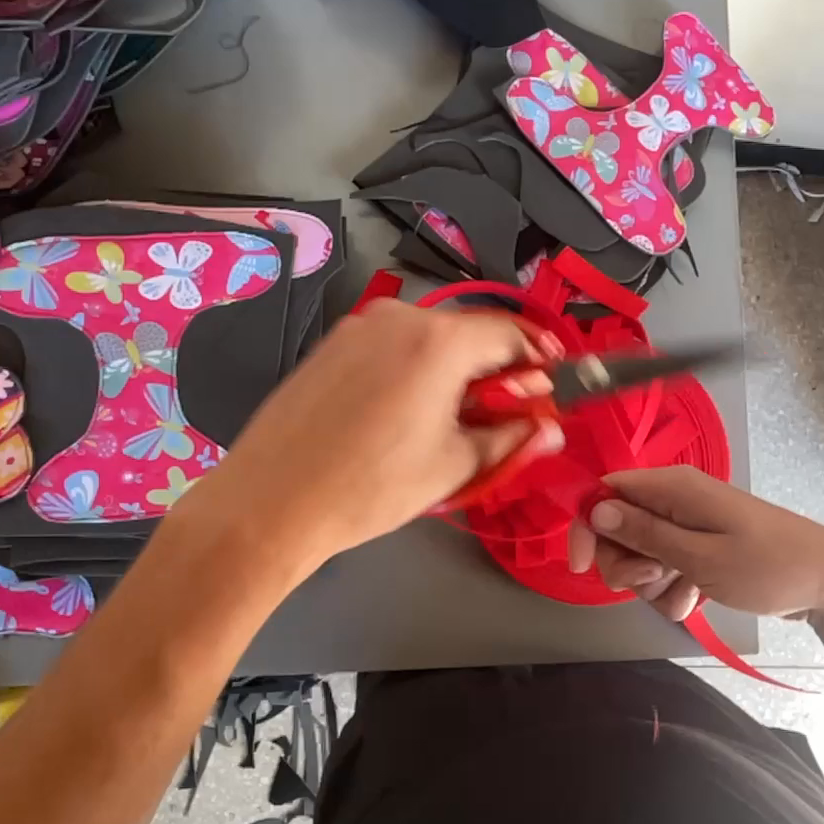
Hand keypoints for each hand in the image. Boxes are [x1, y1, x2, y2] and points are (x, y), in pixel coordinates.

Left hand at [180, 300, 562, 566]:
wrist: (269, 504)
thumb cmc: (372, 487)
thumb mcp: (456, 466)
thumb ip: (512, 438)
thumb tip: (551, 429)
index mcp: (439, 341)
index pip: (510, 334)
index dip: (540, 358)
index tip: (554, 382)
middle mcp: (400, 319)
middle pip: (469, 333)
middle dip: (499, 368)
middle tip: (512, 409)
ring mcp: (359, 328)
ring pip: (430, 340)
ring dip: (458, 370)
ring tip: (461, 418)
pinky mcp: (331, 346)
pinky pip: (394, 347)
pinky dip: (419, 370)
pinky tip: (414, 411)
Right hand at [566, 465, 823, 627]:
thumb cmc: (769, 567)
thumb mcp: (701, 556)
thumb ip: (646, 534)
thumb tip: (596, 510)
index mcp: (675, 488)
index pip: (605, 493)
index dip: (586, 527)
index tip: (581, 568)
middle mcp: (678, 500)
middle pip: (618, 528)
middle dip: (625, 562)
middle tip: (654, 580)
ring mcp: (691, 525)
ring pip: (641, 553)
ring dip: (651, 583)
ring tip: (686, 594)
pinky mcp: (702, 549)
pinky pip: (667, 568)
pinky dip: (672, 588)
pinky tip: (695, 601)